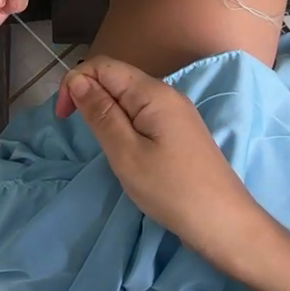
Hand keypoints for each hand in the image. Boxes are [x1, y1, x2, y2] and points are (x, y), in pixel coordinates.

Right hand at [57, 55, 268, 269]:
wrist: (226, 225)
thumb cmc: (171, 190)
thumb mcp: (126, 153)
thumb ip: (100, 113)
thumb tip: (77, 80)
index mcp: (152, 92)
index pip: (103, 65)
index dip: (76, 82)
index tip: (63, 117)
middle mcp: (166, 93)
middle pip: (116, 77)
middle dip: (89, 96)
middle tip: (79, 133)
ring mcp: (176, 112)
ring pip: (128, 97)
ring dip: (105, 111)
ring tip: (101, 144)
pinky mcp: (180, 131)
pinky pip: (143, 113)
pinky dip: (123, 123)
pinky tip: (123, 148)